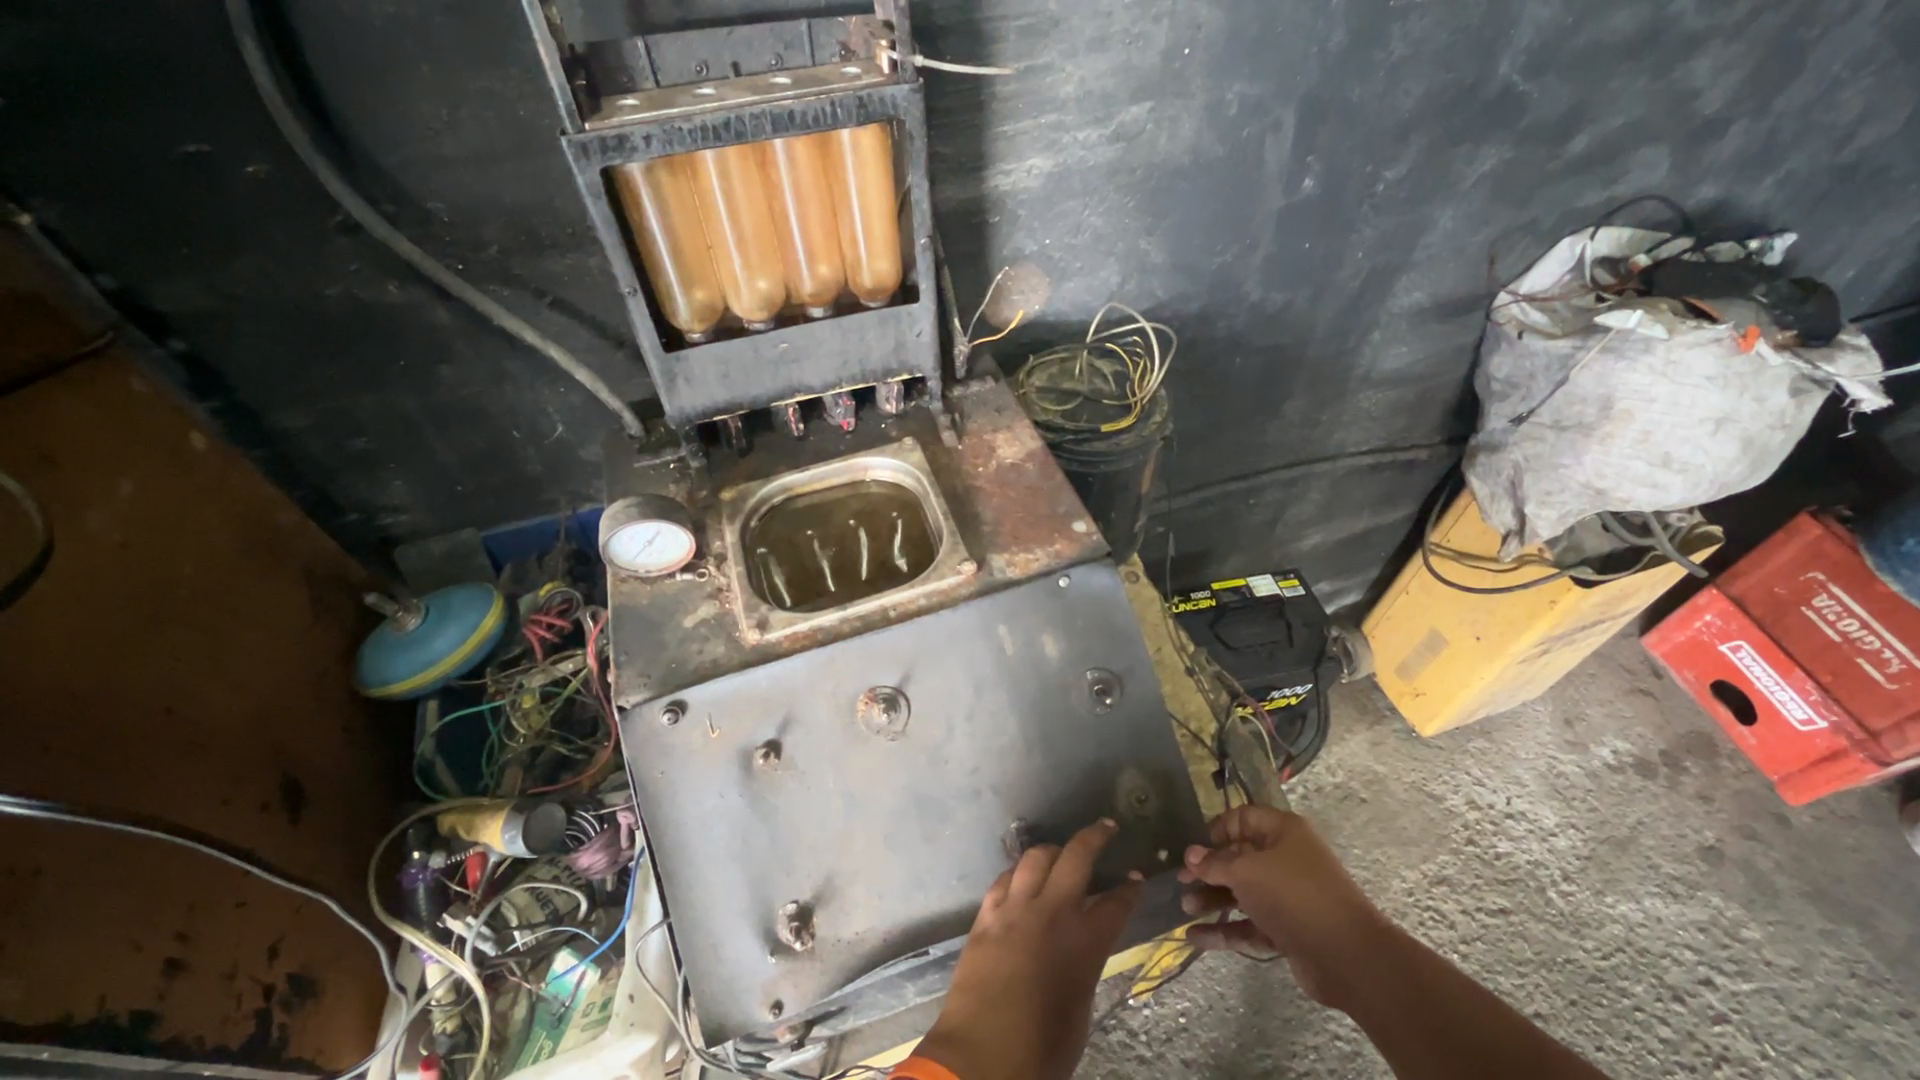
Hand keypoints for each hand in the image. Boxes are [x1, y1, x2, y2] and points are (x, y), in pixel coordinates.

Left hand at [915, 819, 1141, 1079]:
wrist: (982, 1056)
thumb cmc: (1042, 1047)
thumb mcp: (1080, 1006)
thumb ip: (1085, 966)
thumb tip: (1083, 950)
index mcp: (1085, 942)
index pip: (1117, 902)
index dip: (1131, 888)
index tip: (1137, 877)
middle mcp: (1051, 914)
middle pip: (1076, 857)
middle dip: (1095, 837)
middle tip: (1106, 828)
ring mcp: (1014, 910)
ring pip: (1035, 858)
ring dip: (1053, 850)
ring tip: (1061, 852)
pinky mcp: (985, 917)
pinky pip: (1004, 880)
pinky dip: (1017, 874)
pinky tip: (1022, 877)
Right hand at [1178, 806, 1383, 1008]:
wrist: (1346, 955)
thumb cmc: (1293, 896)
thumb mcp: (1247, 871)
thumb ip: (1215, 863)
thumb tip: (1191, 855)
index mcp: (1284, 832)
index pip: (1243, 818)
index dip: (1216, 829)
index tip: (1192, 848)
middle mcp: (1287, 860)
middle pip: (1240, 858)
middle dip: (1209, 870)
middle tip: (1180, 881)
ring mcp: (1288, 897)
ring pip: (1243, 893)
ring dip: (1213, 900)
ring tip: (1185, 909)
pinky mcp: (1288, 930)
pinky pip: (1250, 924)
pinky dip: (1225, 930)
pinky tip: (1196, 938)